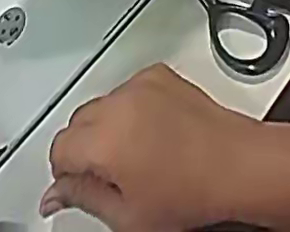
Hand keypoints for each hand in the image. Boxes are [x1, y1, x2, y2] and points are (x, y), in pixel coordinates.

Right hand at [41, 64, 274, 230]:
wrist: (233, 162)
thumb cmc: (192, 190)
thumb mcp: (128, 215)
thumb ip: (83, 198)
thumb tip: (55, 194)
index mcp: (106, 139)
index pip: (60, 146)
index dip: (64, 171)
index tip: (74, 183)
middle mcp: (120, 103)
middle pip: (78, 120)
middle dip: (84, 146)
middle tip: (107, 175)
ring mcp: (140, 84)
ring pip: (103, 103)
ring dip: (108, 125)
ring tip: (137, 154)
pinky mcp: (157, 73)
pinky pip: (128, 88)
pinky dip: (132, 106)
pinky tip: (152, 131)